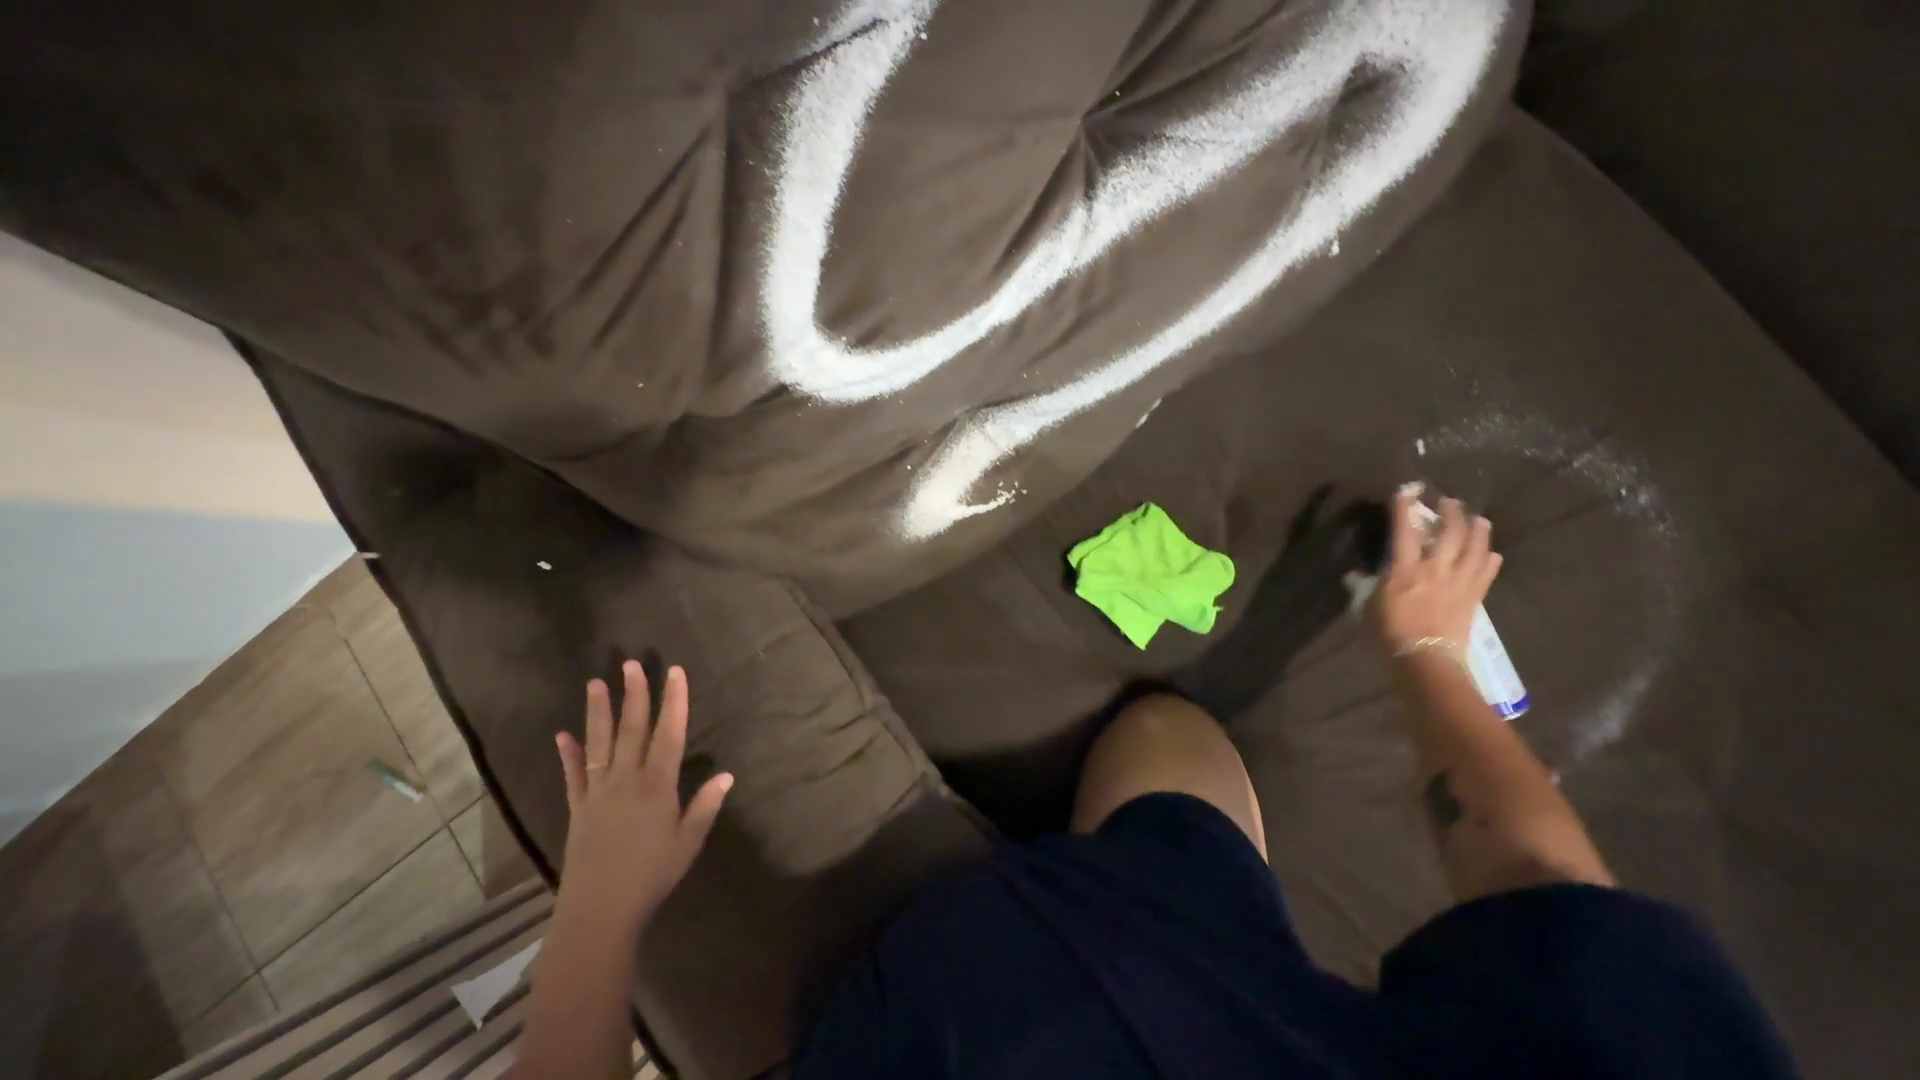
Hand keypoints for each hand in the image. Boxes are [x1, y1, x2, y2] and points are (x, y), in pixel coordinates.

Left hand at [553, 661, 731, 932]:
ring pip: (599, 744)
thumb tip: (726, 775)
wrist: (600, 907)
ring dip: (598, 712)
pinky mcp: (577, 808)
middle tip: (632, 664)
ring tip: (595, 684)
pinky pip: (573, 775)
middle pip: (632, 729)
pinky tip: (563, 735)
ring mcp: (598, 792)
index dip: (674, 701)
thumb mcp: (688, 842)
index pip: (670, 733)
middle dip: (634, 695)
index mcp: (658, 785)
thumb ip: (704, 806)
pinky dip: (568, 754)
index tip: (675, 673)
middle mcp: (627, 780)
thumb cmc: (652, 875)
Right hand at [1368, 488, 1501, 652]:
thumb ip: (1368, 585)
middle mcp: (1436, 569)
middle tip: (1450, 502)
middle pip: (1450, 533)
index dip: (1405, 509)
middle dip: (1451, 513)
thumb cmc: (1390, 633)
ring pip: (1475, 548)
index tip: (1405, 492)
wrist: (1425, 660)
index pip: (1405, 531)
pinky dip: (1489, 560)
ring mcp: (1459, 582)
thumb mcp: (1369, 606)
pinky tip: (1490, 553)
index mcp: (1406, 570)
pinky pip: (1486, 573)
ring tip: (1479, 519)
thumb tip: (1359, 574)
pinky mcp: (1474, 597)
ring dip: (1478, 530)